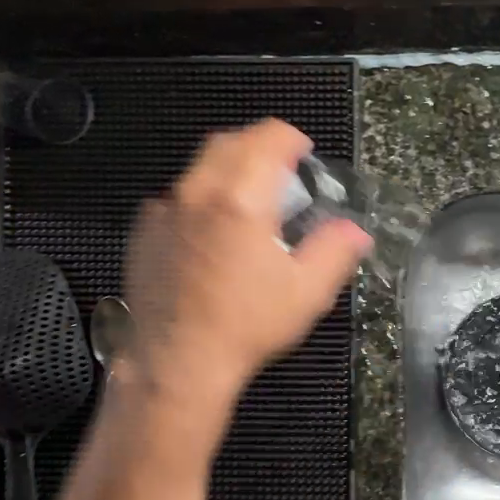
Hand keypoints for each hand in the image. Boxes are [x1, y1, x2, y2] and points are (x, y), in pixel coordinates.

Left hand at [122, 119, 370, 410]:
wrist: (178, 362)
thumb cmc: (248, 325)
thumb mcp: (308, 292)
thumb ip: (335, 251)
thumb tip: (356, 230)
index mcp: (242, 199)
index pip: (267, 137)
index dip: (291, 138)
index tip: (304, 153)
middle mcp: (198, 192)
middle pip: (228, 141)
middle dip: (258, 146)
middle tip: (281, 172)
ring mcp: (165, 210)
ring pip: (198, 168)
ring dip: (228, 172)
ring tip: (249, 204)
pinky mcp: (143, 232)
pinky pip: (175, 200)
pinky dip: (200, 201)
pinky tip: (212, 236)